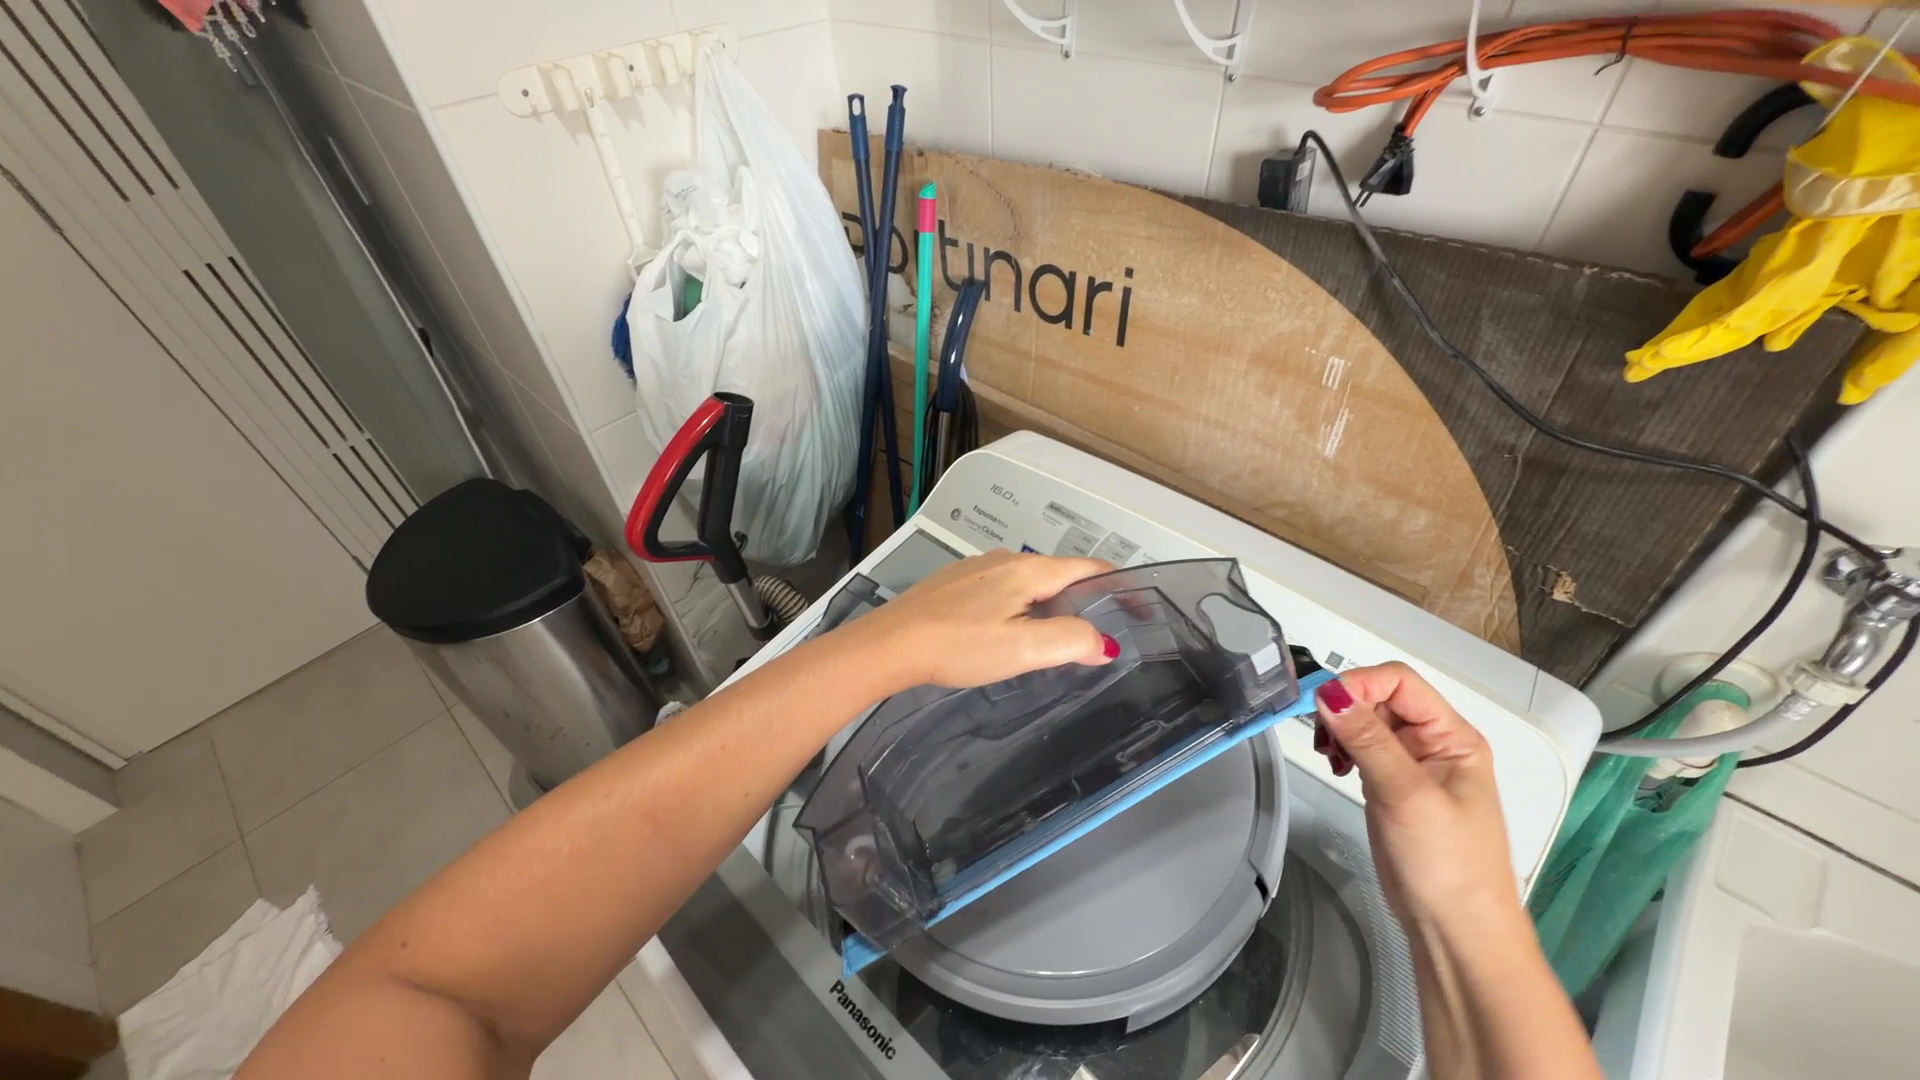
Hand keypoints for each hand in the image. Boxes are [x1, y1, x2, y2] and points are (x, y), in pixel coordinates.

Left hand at [840, 550, 1118, 690]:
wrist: (891, 644)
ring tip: (1059, 637)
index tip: (1139, 610)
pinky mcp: (956, 584)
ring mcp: (977, 568)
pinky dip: (1022, 606)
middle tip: (1101, 633)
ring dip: (1052, 604)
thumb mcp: (1022, 648)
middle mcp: (1004, 560)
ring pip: (1030, 582)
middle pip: (1060, 574)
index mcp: (1028, 571)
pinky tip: (1010, 630)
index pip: (1089, 569)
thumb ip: (1070, 640)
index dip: (1119, 588)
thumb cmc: (957, 645)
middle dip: (1085, 599)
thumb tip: (1105, 642)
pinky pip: (1003, 589)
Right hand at [1312, 663, 1520, 931]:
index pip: (1399, 682)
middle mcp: (1432, 742)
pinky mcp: (1390, 784)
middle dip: (1344, 708)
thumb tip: (1328, 693)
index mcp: (1452, 736)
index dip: (1359, 684)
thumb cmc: (1447, 863)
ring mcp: (1411, 764)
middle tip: (1322, 737)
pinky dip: (1341, 749)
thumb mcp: (1406, 795)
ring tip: (1329, 756)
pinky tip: (1336, 767)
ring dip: (1339, 728)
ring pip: (1365, 721)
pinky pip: (1361, 747)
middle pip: (1379, 698)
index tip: (1321, 705)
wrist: (1456, 929)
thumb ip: (1368, 740)